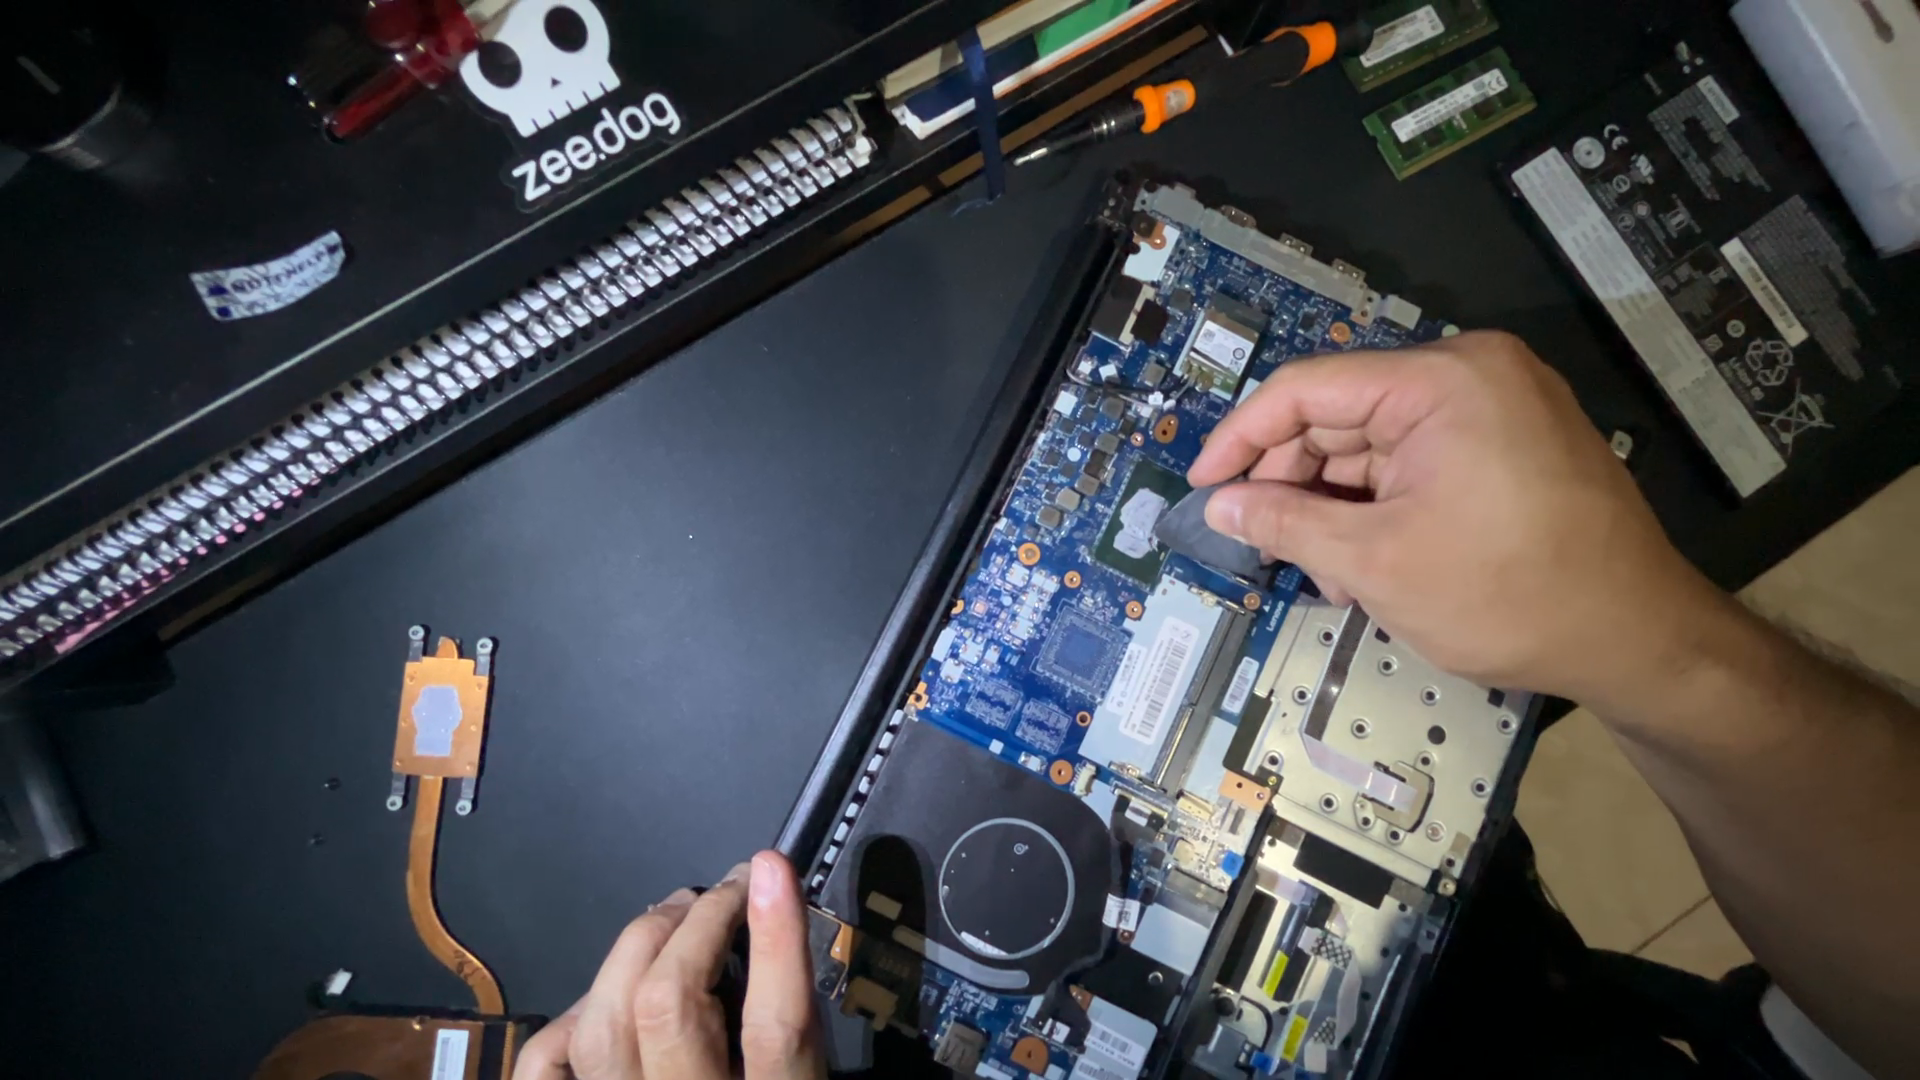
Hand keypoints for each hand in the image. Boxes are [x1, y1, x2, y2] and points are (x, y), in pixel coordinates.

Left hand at [514, 851, 824, 1079]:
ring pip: (602, 1023)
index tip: (772, 866)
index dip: (776, 939)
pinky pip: (546, 1065)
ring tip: (677, 914)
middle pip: (668, 1007)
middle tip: (726, 888)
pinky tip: (613, 991)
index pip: (775, 1028)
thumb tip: (768, 925)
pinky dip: (575, 1012)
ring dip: (642, 942)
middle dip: (698, 922)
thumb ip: (789, 1025)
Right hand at [1187, 330, 1727, 700]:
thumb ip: (1282, 522)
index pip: (1305, 389)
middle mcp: (1465, 375)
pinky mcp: (1497, 444)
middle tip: (1263, 543)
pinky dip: (1370, 510)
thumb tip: (1216, 506)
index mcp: (1440, 380)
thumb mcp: (1372, 560)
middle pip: (1335, 418)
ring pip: (1364, 449)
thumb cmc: (1505, 594)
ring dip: (1329, 508)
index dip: (1240, 438)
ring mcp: (1487, 408)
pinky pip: (1404, 465)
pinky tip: (1361, 563)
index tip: (1202, 486)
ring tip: (1325, 573)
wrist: (1642, 644)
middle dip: (1291, 484)